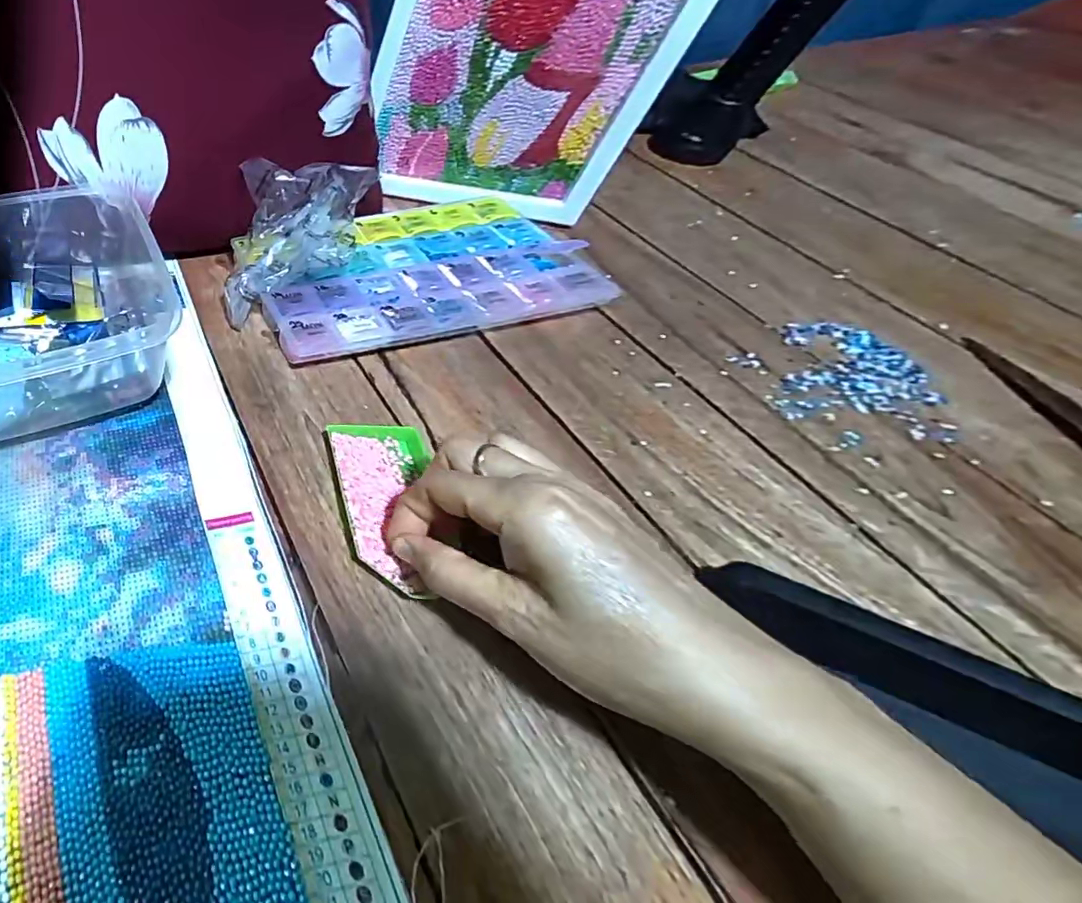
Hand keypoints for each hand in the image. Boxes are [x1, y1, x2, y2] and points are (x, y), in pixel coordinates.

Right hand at [386, 433, 815, 755]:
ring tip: (460, 530)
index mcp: (526, 504)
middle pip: (463, 448)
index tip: (399, 554)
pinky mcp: (596, 503)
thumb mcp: (516, 620)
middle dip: (431, 487)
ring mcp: (577, 486)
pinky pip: (528, 467)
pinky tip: (502, 533)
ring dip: (463, 478)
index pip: (440, 484)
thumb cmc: (612, 652)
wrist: (724, 676)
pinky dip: (495, 484)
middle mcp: (548, 479)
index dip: (408, 514)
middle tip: (429, 538)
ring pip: (496, 448)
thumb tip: (402, 547)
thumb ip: (449, 575)